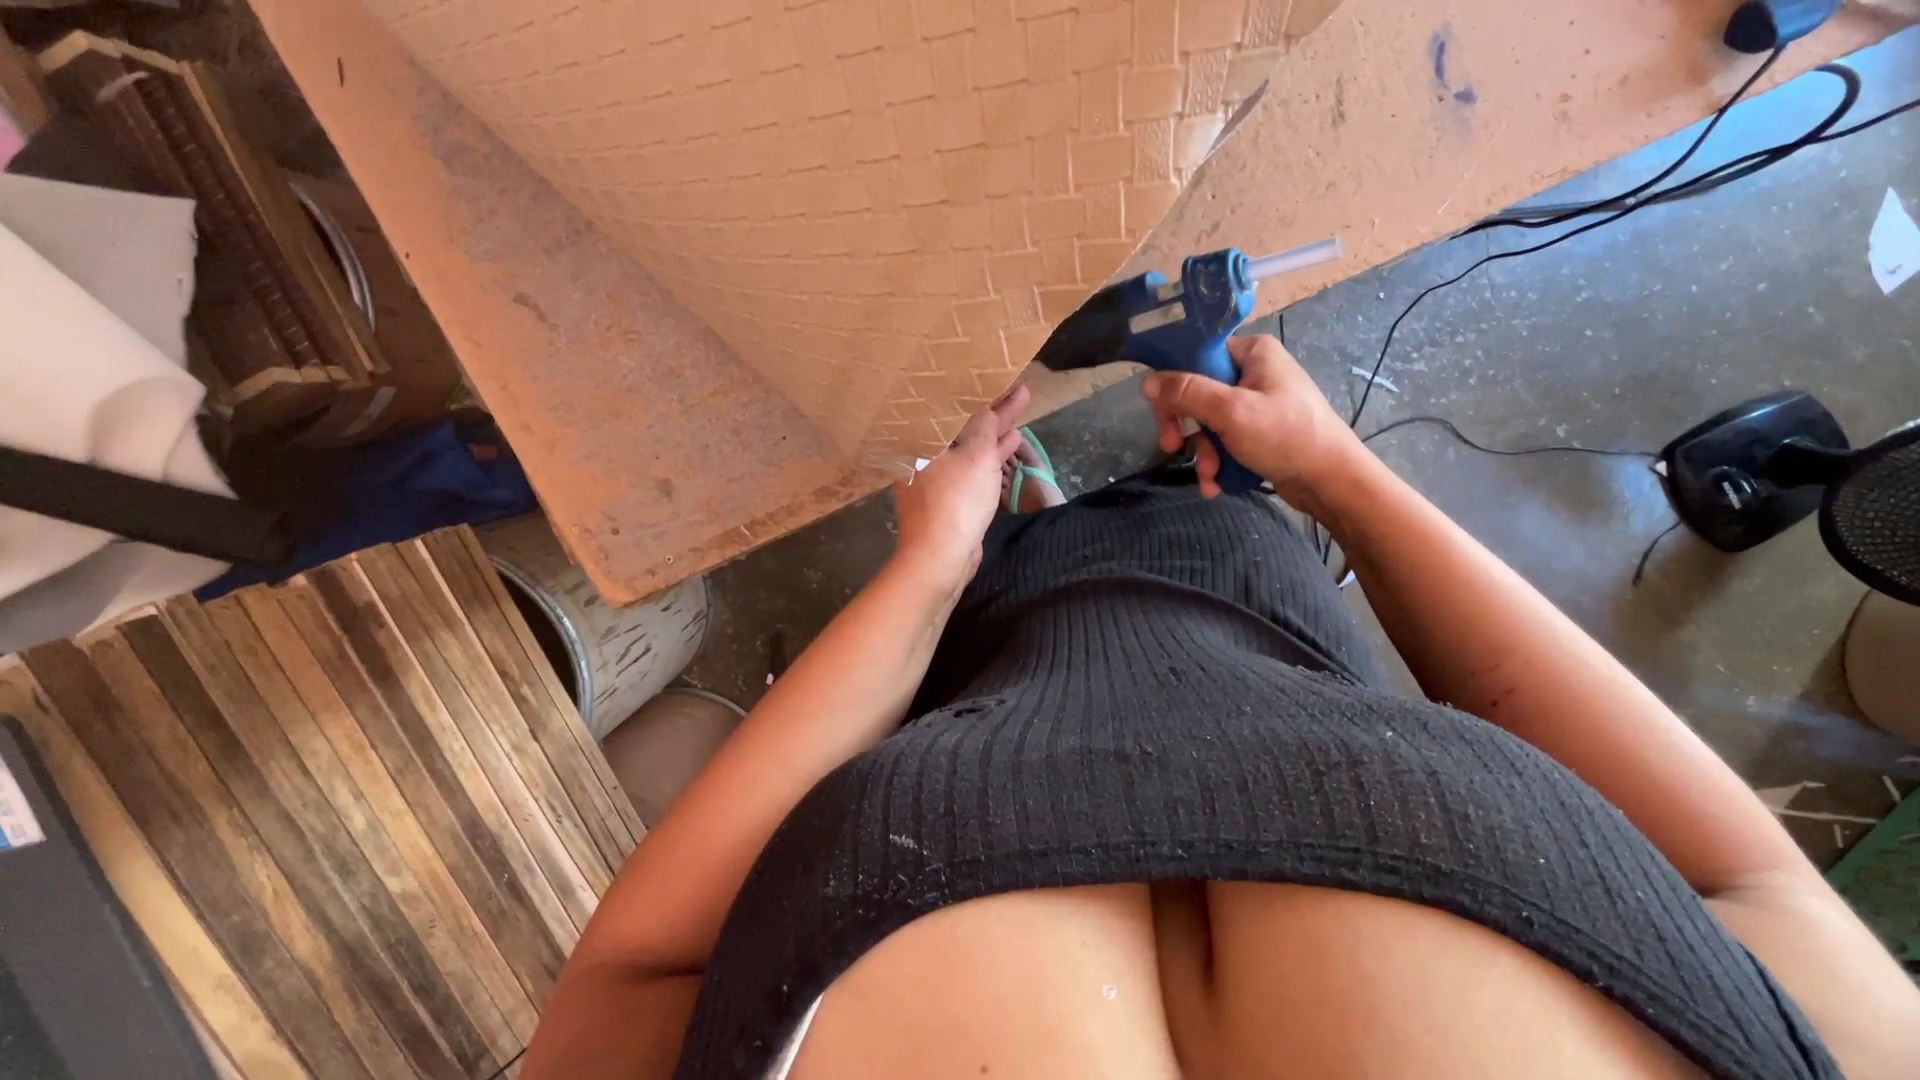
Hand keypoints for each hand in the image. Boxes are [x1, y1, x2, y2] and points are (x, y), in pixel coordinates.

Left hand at [892, 384, 1029, 582]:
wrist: (940, 557)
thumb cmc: (956, 501)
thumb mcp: (976, 456)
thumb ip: (984, 427)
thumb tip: (987, 410)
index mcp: (920, 437)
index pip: (951, 404)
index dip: (980, 390)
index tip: (999, 375)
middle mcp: (923, 452)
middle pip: (962, 424)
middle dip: (992, 409)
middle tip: (1017, 389)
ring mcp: (934, 475)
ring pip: (969, 445)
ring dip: (994, 431)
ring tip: (1019, 409)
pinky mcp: (947, 495)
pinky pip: (971, 465)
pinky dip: (989, 454)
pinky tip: (1010, 442)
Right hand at [1140, 335, 1365, 505]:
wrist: (1331, 480)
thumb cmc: (1285, 435)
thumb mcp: (1230, 411)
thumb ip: (1187, 393)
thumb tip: (1147, 382)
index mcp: (1252, 352)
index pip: (1198, 356)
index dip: (1174, 384)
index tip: (1163, 413)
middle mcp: (1255, 372)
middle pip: (1198, 393)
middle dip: (1186, 427)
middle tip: (1172, 447)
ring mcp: (1258, 403)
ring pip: (1209, 422)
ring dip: (1202, 451)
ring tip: (1208, 475)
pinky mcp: (1261, 431)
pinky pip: (1226, 440)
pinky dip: (1217, 461)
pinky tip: (1216, 483)